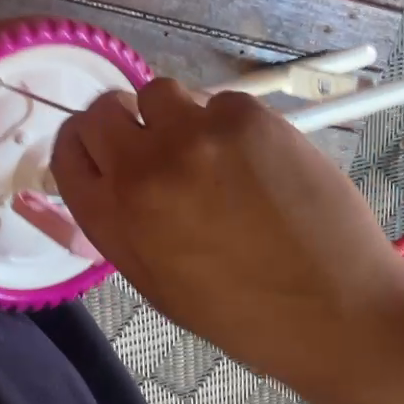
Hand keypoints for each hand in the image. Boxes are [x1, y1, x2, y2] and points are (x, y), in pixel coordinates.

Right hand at [50, 79, 403, 380]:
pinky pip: (217, 100)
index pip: (68, 147)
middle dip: (122, 122)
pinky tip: (254, 159)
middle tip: (154, 143)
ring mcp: (195, 136)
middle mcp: (141, 167)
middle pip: (103, 110)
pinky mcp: (246, 117)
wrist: (335, 312)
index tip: (103, 146)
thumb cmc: (236, 311)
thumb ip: (113, 218)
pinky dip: (227, 122)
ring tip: (207, 149)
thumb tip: (100, 171)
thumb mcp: (150, 278)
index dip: (84, 143)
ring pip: (158, 91)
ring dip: (173, 115)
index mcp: (111, 215)